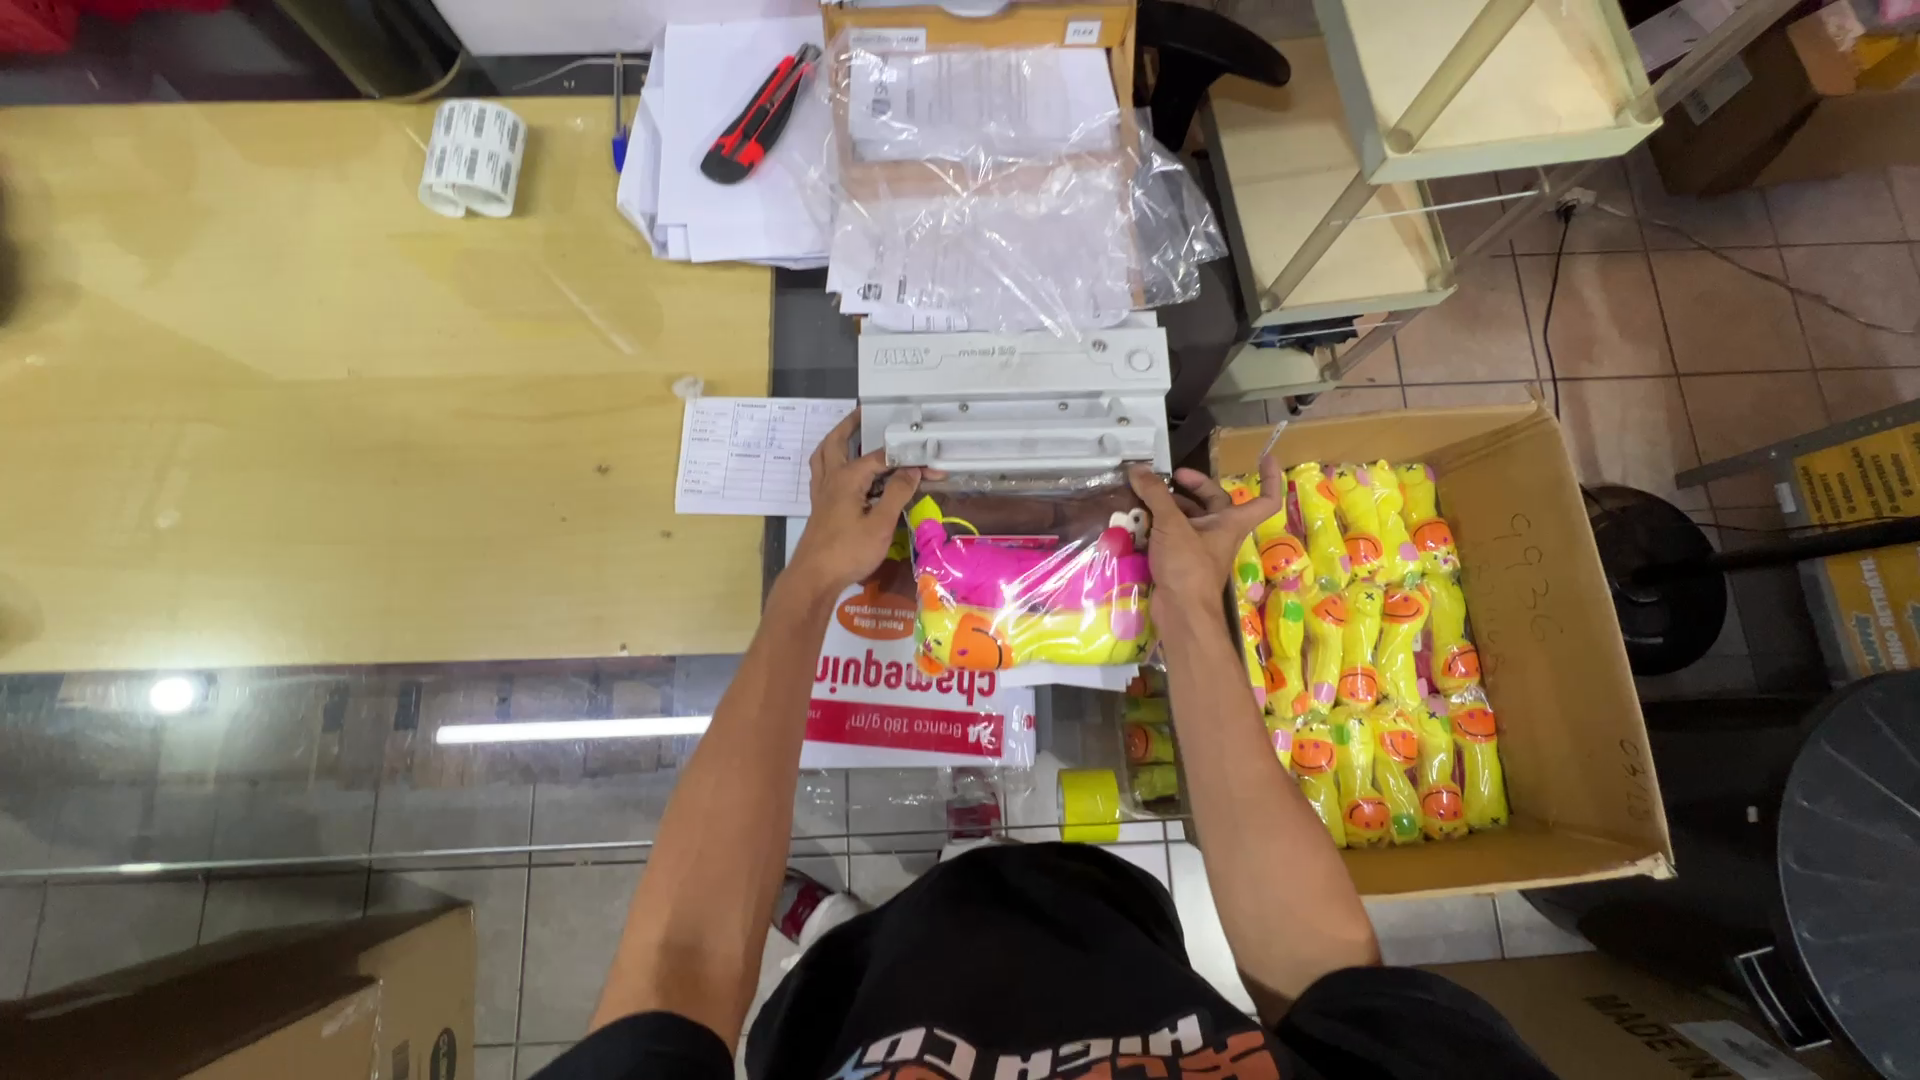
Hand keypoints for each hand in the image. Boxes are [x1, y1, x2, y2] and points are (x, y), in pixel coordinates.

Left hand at [787, 409, 922, 596]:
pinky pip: (821, 473)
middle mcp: (831, 479)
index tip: (930, 465)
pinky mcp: (820, 507)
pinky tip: (839, 469)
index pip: (882, 458)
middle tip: (863, 413)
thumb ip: (896, 493)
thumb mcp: (880, 524)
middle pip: (837, 443)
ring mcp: (822, 493)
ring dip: (835, 440)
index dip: (907, 460)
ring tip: (848, 433)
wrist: (814, 578)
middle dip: (851, 426)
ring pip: (824, 456)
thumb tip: (912, 470)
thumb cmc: (848, 552)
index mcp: (847, 478)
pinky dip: (829, 461)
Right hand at [1128, 453, 1284, 612]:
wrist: (1181, 613)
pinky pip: (1173, 534)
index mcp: (1231, 523)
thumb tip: (1138, 469)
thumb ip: (1155, 495)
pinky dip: (1159, 524)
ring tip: (1146, 496)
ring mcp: (1199, 548)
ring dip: (1170, 505)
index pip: (1265, 499)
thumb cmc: (1188, 567)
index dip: (1270, 478)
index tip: (1265, 457)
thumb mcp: (1172, 525)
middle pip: (1214, 501)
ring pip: (1190, 517)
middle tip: (1169, 477)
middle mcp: (1219, 533)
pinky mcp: (1180, 560)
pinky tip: (1139, 519)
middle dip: (1194, 485)